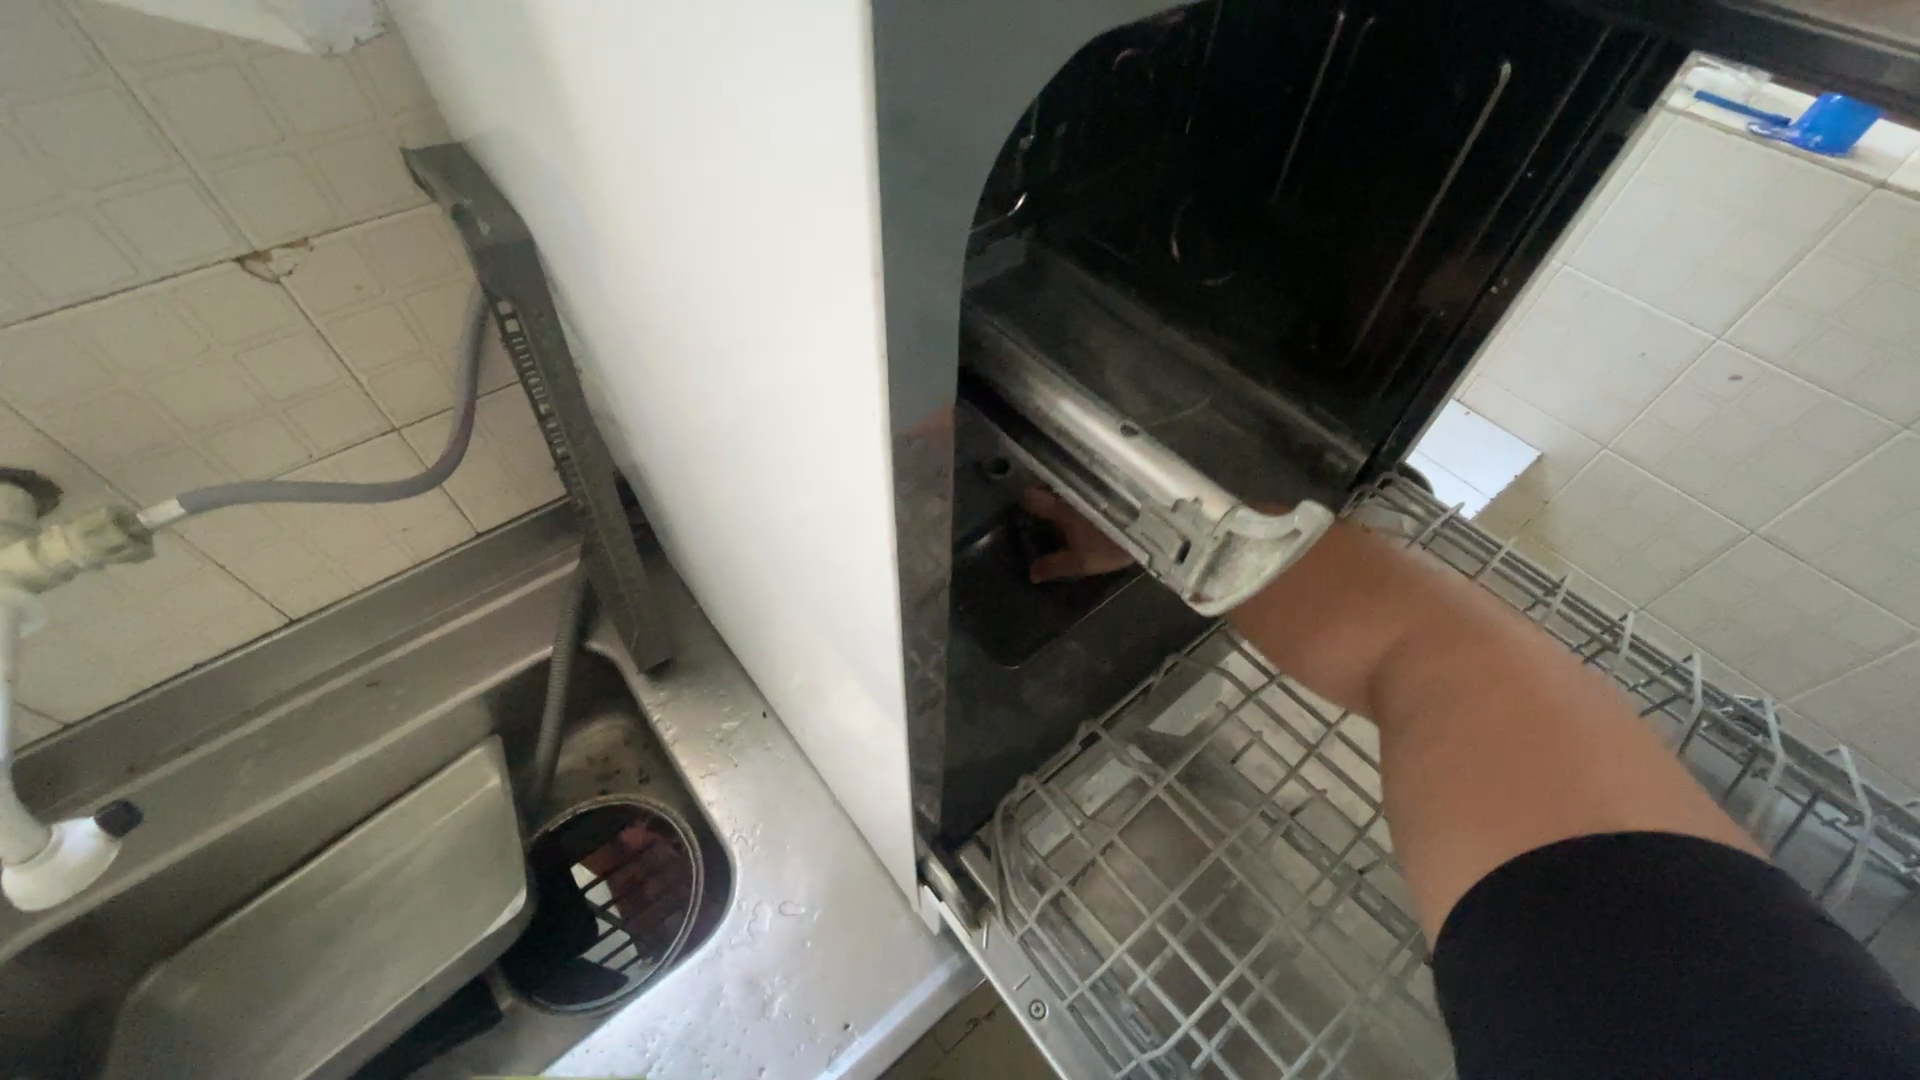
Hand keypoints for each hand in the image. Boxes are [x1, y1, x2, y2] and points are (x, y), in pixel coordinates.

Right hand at [1020, 487, 1135, 582]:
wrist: (1149, 526)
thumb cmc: (1109, 544)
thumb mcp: (1080, 561)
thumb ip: (1054, 566)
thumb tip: (1031, 574)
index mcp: (1059, 507)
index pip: (1031, 498)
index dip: (1023, 502)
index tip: (1022, 509)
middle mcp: (1071, 491)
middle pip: (1048, 485)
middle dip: (1042, 492)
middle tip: (1042, 505)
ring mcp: (1089, 484)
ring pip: (1067, 482)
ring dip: (1061, 489)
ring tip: (1062, 503)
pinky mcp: (1107, 483)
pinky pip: (1085, 482)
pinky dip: (1080, 489)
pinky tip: (1085, 501)